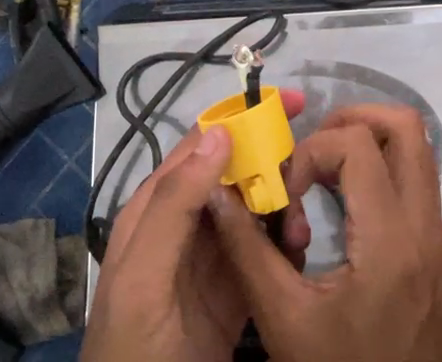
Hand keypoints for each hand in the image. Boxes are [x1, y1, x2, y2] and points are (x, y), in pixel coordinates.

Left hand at [82, 89, 305, 361]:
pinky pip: (267, 254)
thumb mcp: (144, 276)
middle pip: (237, 175)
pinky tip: (298, 254)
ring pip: (257, 212)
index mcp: (156, 209)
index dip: (244, 118)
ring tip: (300, 228)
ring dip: (284, 210)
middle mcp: (186, 226)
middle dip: (273, 167)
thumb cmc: (133, 347)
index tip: (293, 104)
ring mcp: (212, 261)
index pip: (202, 145)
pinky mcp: (236, 295)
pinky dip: (287, 248)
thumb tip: (218, 134)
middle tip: (308, 174)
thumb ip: (174, 205)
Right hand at [210, 105, 441, 361]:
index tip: (287, 192)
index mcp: (389, 240)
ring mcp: (436, 238)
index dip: (312, 151)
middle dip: (352, 122)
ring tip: (320, 172)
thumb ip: (248, 249)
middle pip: (407, 129)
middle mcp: (424, 227)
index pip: (358, 145)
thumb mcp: (282, 319)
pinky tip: (341, 203)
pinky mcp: (435, 252)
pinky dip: (381, 171)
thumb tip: (218, 192)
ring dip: (368, 144)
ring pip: (418, 152)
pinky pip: (417, 183)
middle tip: (310, 149)